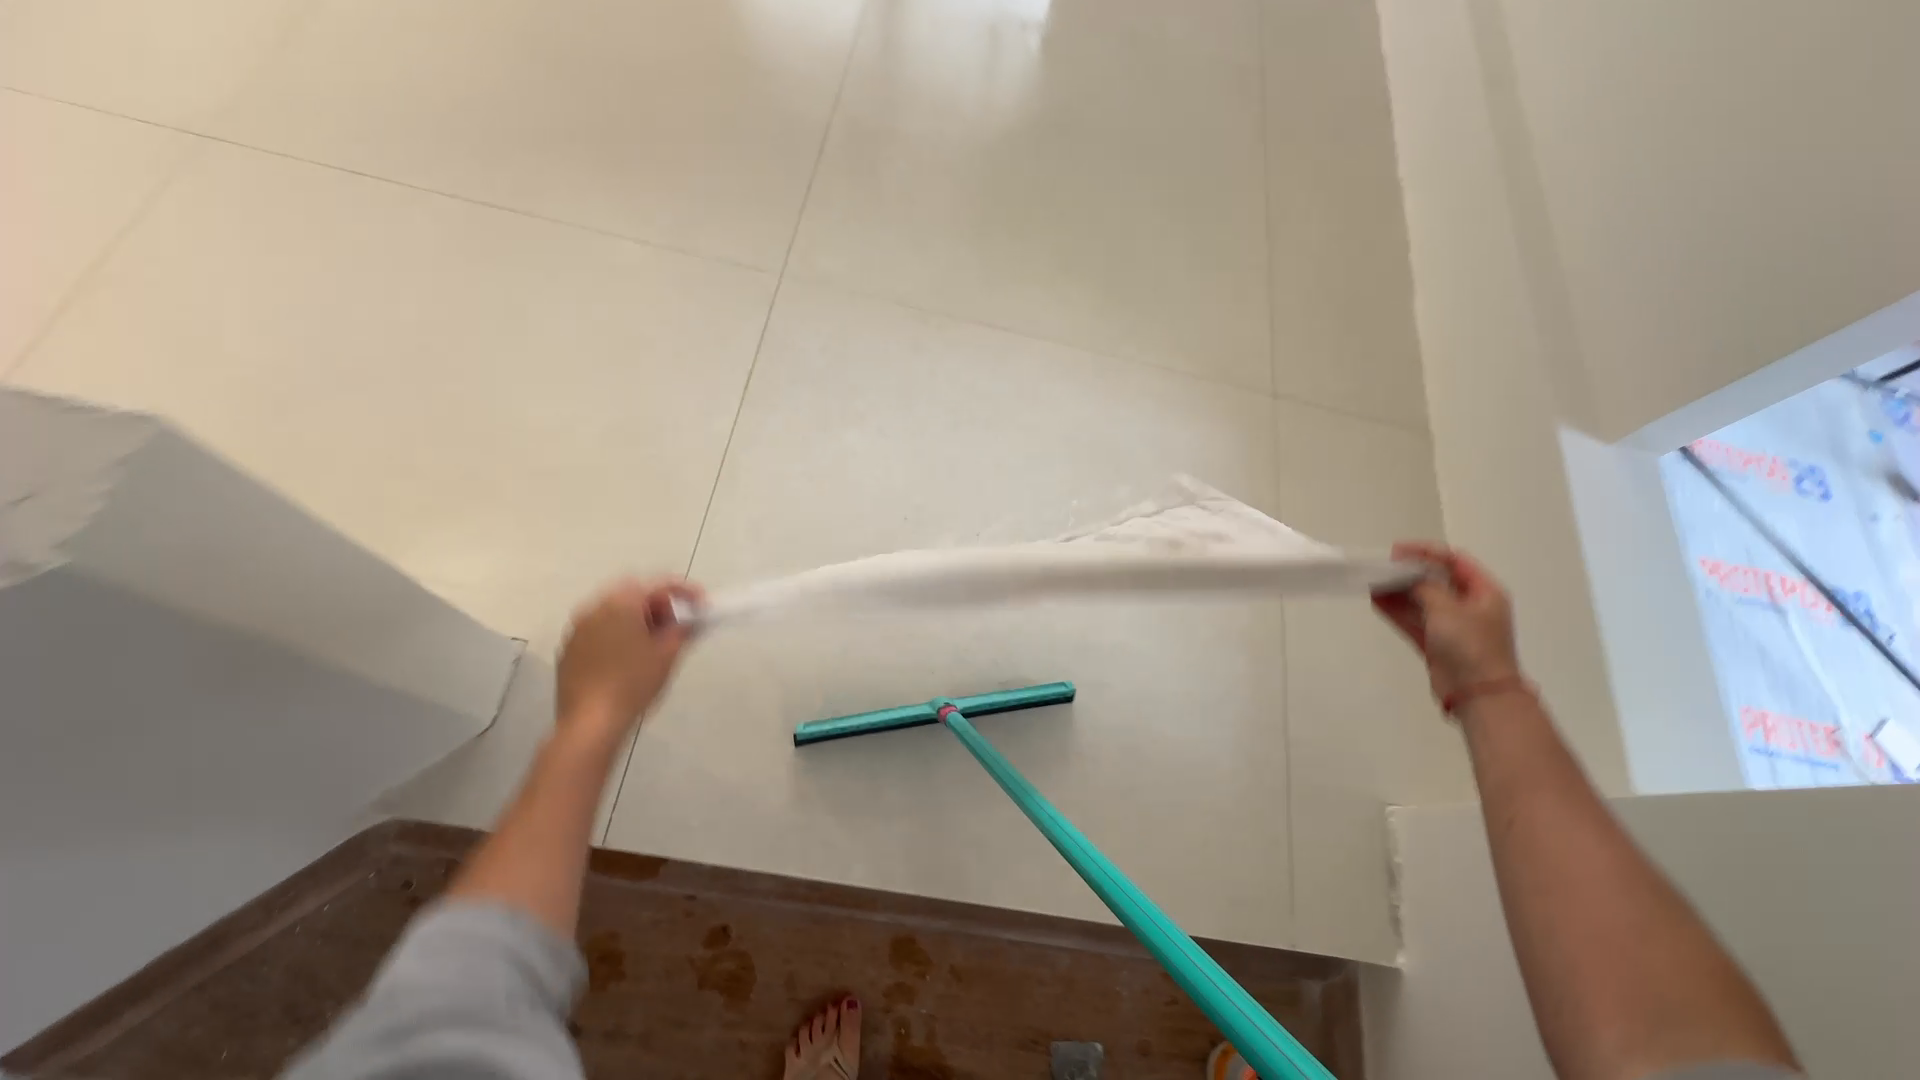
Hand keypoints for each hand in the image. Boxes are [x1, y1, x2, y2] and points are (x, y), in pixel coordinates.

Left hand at [555, 576, 702, 738]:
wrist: (589, 722)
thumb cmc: (633, 684)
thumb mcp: (667, 656)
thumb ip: (683, 630)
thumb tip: (691, 620)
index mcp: (621, 604)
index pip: (658, 585)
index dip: (685, 591)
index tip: (702, 604)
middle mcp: (595, 608)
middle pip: (633, 594)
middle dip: (657, 604)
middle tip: (675, 625)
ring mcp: (578, 628)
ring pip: (613, 611)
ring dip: (636, 619)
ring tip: (652, 644)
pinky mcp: (569, 648)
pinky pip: (598, 630)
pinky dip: (617, 634)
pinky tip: (627, 659)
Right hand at [1372, 541, 1520, 702]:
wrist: (1477, 693)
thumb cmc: (1470, 645)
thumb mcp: (1448, 609)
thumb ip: (1426, 587)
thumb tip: (1409, 575)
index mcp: (1484, 592)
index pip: (1455, 561)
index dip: (1426, 552)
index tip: (1398, 550)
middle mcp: (1470, 605)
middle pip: (1436, 580)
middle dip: (1409, 572)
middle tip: (1383, 566)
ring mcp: (1452, 625)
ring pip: (1421, 601)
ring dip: (1398, 592)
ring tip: (1373, 582)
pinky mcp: (1436, 642)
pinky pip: (1414, 620)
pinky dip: (1397, 611)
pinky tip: (1376, 601)